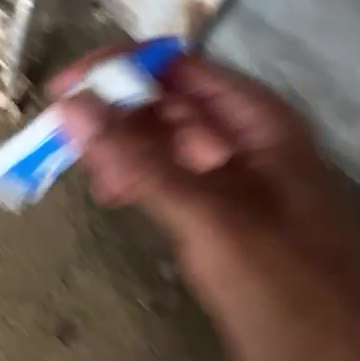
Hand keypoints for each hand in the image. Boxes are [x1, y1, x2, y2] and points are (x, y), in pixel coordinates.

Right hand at [54, 50, 359, 360]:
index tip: (66, 88)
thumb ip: (141, 161)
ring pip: (163, 139)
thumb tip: (72, 105)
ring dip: (121, 146)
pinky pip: (169, 178)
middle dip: (115, 111)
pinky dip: (137, 178)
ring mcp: (236, 181)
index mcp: (258, 121)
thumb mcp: (213, 222)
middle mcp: (246, 139)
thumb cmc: (294, 294)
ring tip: (90, 173)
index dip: (120, 67)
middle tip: (65, 137)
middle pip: (166, 99)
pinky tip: (114, 194)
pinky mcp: (225, 220)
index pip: (177, 66)